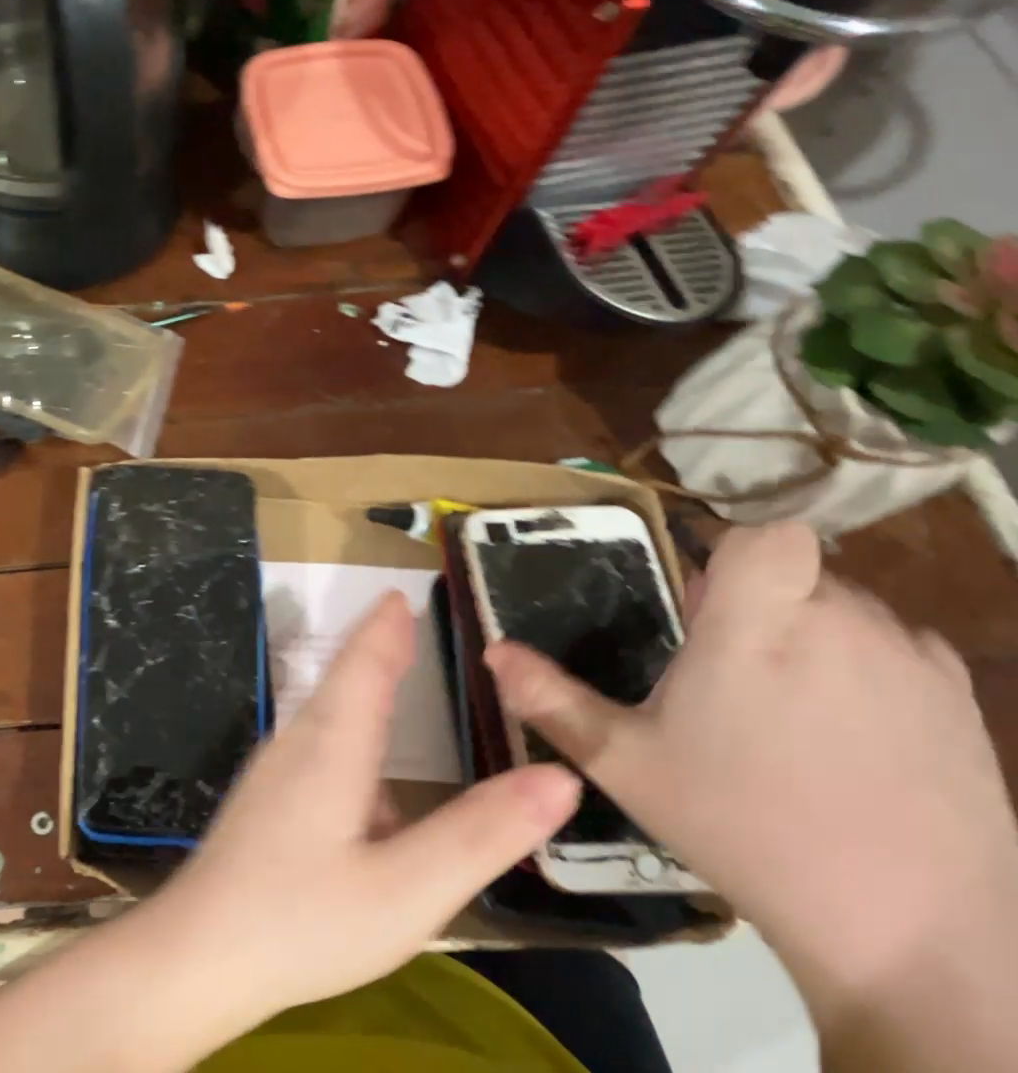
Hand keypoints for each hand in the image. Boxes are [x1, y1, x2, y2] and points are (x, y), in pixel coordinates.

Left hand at [131, 591, 580, 1022]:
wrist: (199, 955)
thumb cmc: (303, 920)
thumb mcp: (408, 889)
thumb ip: (481, 834)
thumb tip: (561, 776)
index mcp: (330, 747)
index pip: (363, 668)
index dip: (384, 630)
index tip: (400, 594)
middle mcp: (295, 747)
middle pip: (339, 685)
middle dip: (373, 654)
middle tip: (405, 626)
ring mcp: (271, 778)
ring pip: (322, 720)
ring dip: (357, 694)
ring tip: (393, 686)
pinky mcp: (262, 809)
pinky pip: (312, 753)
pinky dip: (346, 739)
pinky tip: (362, 779)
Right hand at [486, 522, 1017, 998]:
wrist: (898, 920)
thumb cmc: (736, 825)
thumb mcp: (620, 763)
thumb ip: (552, 698)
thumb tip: (494, 651)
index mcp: (756, 627)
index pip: (767, 536)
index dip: (734, 556)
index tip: (703, 607)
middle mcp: (844, 623)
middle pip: (797, 575)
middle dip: (757, 608)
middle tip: (722, 679)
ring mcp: (912, 660)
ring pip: (848, 613)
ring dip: (809, 639)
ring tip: (782, 716)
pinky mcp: (963, 700)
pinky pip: (898, 655)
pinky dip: (865, 674)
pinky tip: (843, 741)